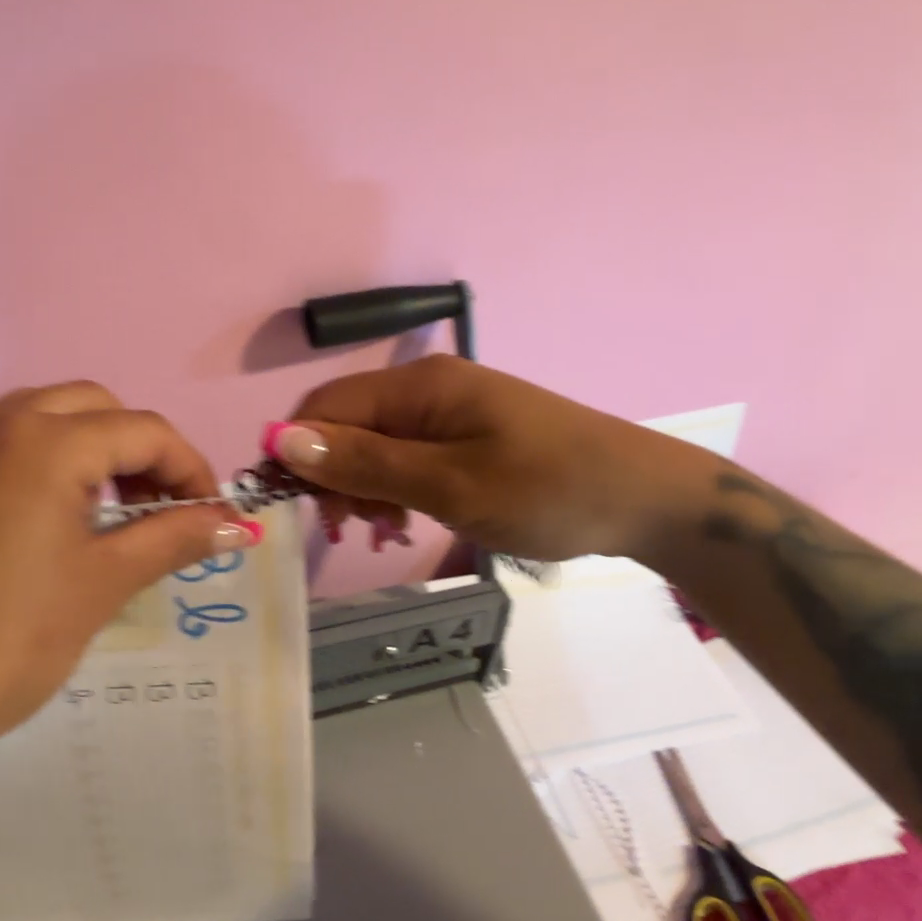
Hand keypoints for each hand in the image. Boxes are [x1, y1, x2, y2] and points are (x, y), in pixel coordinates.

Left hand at [0, 381, 257, 793]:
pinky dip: (45, 463)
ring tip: (112, 519)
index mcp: (42, 442)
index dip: (190, 470)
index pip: (144, 431)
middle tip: (162, 513)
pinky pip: (2, 443)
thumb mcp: (99, 587)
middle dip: (141, 451)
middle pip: (95, 407)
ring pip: (45, 418)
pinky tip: (51, 523)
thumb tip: (236, 524)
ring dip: (93, 452)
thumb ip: (172, 540)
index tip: (212, 520)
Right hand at [269, 355, 713, 560]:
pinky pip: (411, 456)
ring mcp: (453, 411)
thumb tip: (282, 439)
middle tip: (353, 533)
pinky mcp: (472, 435)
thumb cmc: (545, 490)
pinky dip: (398, 488)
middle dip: (335, 478)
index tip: (303, 514)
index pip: (325, 407)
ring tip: (386, 532)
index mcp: (419, 387)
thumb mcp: (447, 484)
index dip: (299, 455)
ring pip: (377, 445)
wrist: (640, 497)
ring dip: (366, 488)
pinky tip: (409, 520)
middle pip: (348, 425)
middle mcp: (429, 388)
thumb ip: (364, 463)